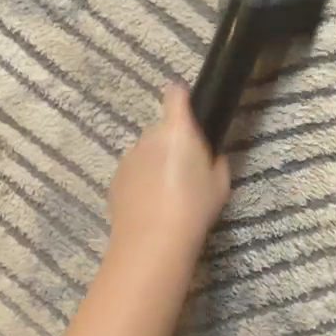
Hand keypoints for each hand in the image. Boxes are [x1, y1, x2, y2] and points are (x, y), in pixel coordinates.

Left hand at [108, 85, 229, 257]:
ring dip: (156, 162)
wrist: (153, 240)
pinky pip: (133, 171)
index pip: (175, 95)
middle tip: (187, 169)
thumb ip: (216, 162)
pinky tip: (151, 203)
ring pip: (146, 151)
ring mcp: (129, 157)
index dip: (180, 95)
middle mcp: (149, 137)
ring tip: (168, 192)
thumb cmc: (194, 208)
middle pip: (161, 128)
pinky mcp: (115, 178)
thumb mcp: (220, 184)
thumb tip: (210, 156)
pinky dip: (141, 180)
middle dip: (172, 141)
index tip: (185, 103)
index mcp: (178, 130)